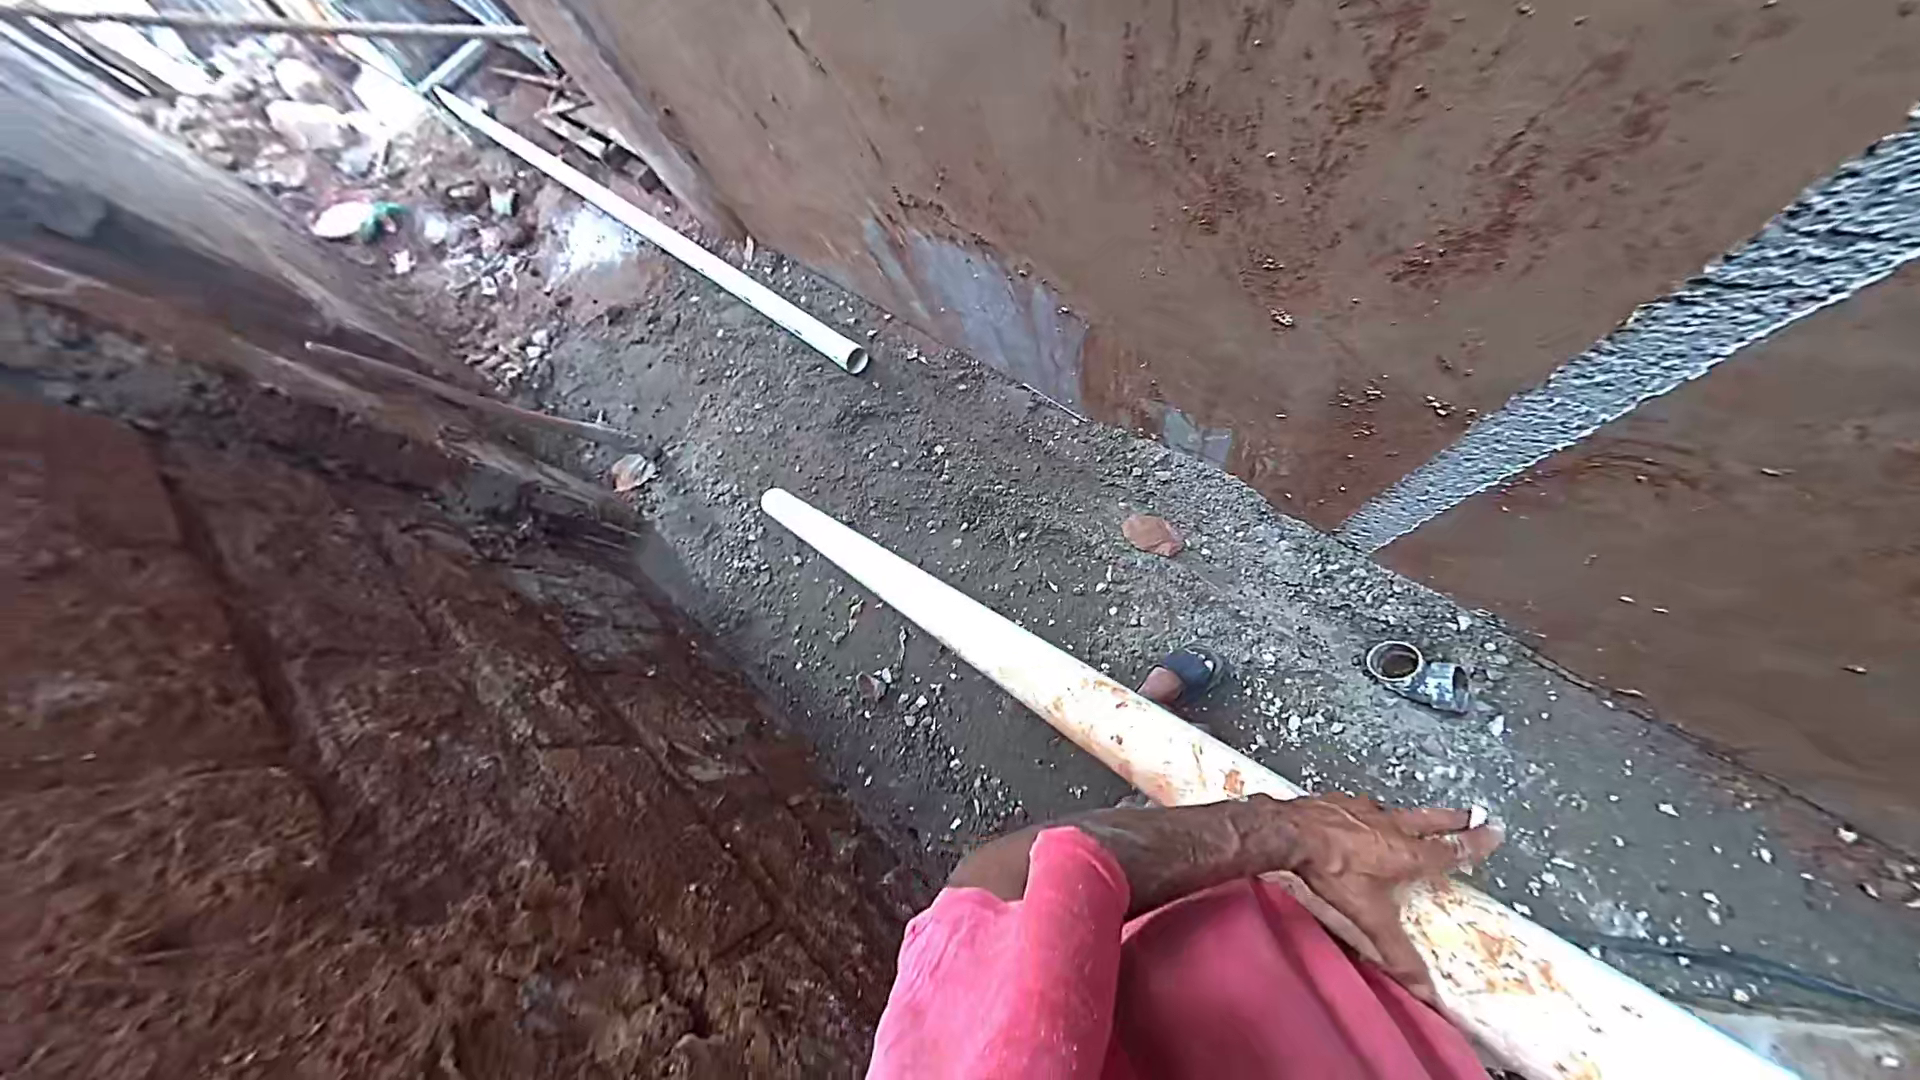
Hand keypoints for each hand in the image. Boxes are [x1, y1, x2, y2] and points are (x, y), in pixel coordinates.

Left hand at [1266, 794, 1501, 1002]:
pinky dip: (1367, 809)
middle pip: (1428, 821)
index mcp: (1406, 853)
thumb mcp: (1369, 918)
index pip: (1450, 850)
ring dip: (1410, 814)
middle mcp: (1388, 825)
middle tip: (1472, 813)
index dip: (1474, 843)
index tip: (1493, 832)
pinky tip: (1360, 812)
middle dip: (1452, 819)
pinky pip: (1358, 804)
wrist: (1287, 831)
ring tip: (1416, 816)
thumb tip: (1426, 992)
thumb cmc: (1332, 872)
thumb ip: (1398, 954)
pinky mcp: (1333, 800)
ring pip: (1393, 810)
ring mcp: (1359, 808)